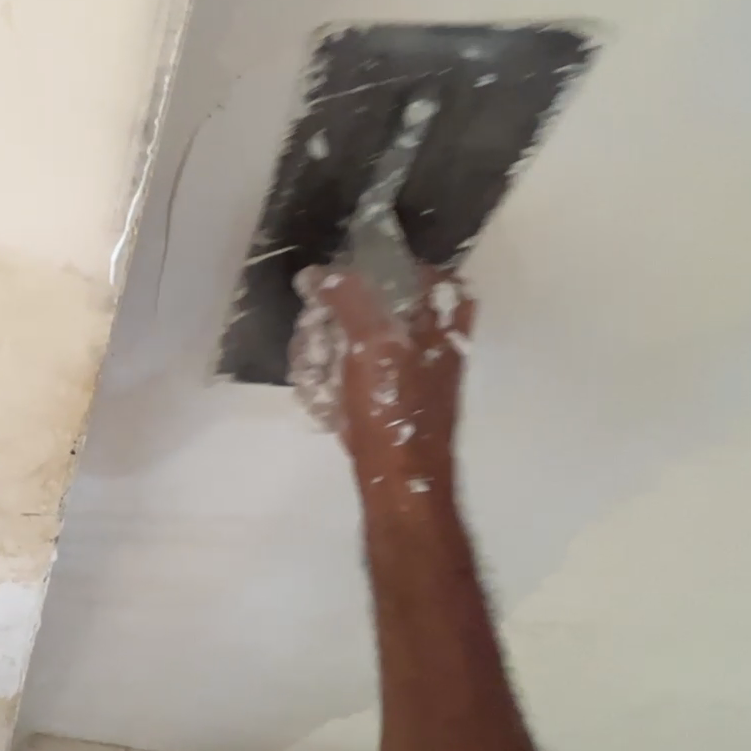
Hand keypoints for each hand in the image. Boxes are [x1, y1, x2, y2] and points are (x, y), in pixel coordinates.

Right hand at [294, 265, 473, 498]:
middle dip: (336, 318)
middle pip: (379, 309)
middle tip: (315, 328)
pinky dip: (327, 382)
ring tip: (310, 370)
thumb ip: (349, 299)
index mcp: (440, 325)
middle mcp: (428, 346)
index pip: (431, 277)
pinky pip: (346, 377)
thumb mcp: (372, 344)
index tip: (351, 276)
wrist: (399, 480)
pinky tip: (318, 396)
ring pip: (355, 344)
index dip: (393, 270)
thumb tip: (321, 272)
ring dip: (323, 352)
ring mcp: (404, 376)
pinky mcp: (382, 402)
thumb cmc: (394, 409)